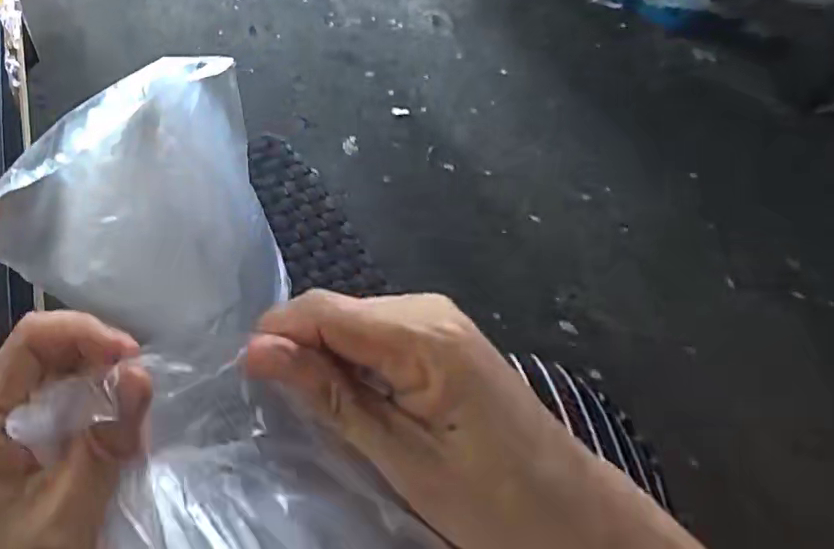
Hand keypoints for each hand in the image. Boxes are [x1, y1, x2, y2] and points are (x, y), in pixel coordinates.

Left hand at [0, 312, 152, 548]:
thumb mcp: (65, 512)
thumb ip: (105, 445)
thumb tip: (141, 372)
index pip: (32, 338)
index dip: (81, 332)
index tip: (128, 353)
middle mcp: (1, 402)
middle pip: (52, 347)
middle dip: (99, 354)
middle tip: (141, 382)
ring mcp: (20, 420)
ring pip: (67, 371)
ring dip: (105, 381)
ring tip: (135, 416)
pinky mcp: (40, 440)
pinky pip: (74, 402)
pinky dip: (104, 408)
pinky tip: (124, 433)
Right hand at [244, 291, 704, 548]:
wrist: (587, 526)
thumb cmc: (497, 507)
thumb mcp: (403, 460)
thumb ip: (328, 395)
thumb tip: (256, 351)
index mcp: (422, 335)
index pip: (323, 309)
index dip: (278, 334)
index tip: (247, 374)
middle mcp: (426, 307)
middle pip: (335, 310)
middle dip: (301, 347)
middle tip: (286, 405)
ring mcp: (436, 315)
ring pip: (351, 320)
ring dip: (326, 356)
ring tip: (321, 408)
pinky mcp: (441, 331)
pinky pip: (374, 331)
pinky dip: (353, 359)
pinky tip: (358, 398)